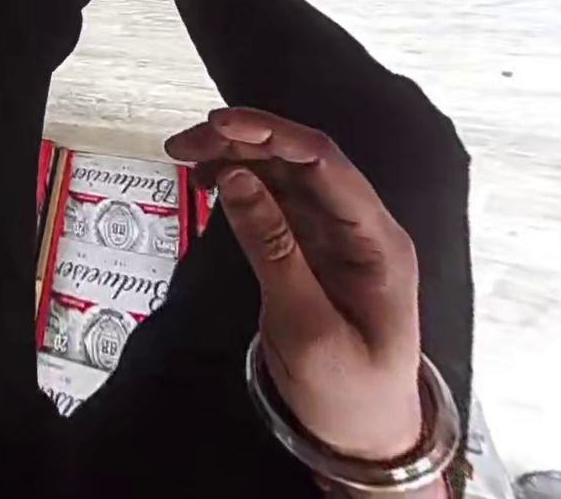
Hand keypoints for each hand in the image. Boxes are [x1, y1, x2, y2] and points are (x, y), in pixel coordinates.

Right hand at [166, 107, 425, 461]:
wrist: (360, 438)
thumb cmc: (347, 392)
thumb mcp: (308, 329)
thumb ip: (273, 248)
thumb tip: (235, 177)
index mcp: (374, 237)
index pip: (324, 161)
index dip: (273, 133)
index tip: (220, 123)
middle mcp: (352, 220)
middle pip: (297, 156)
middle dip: (242, 139)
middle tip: (186, 142)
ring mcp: (328, 227)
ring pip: (278, 169)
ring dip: (233, 153)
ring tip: (186, 155)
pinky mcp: (304, 237)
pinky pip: (268, 193)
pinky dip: (235, 179)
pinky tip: (206, 179)